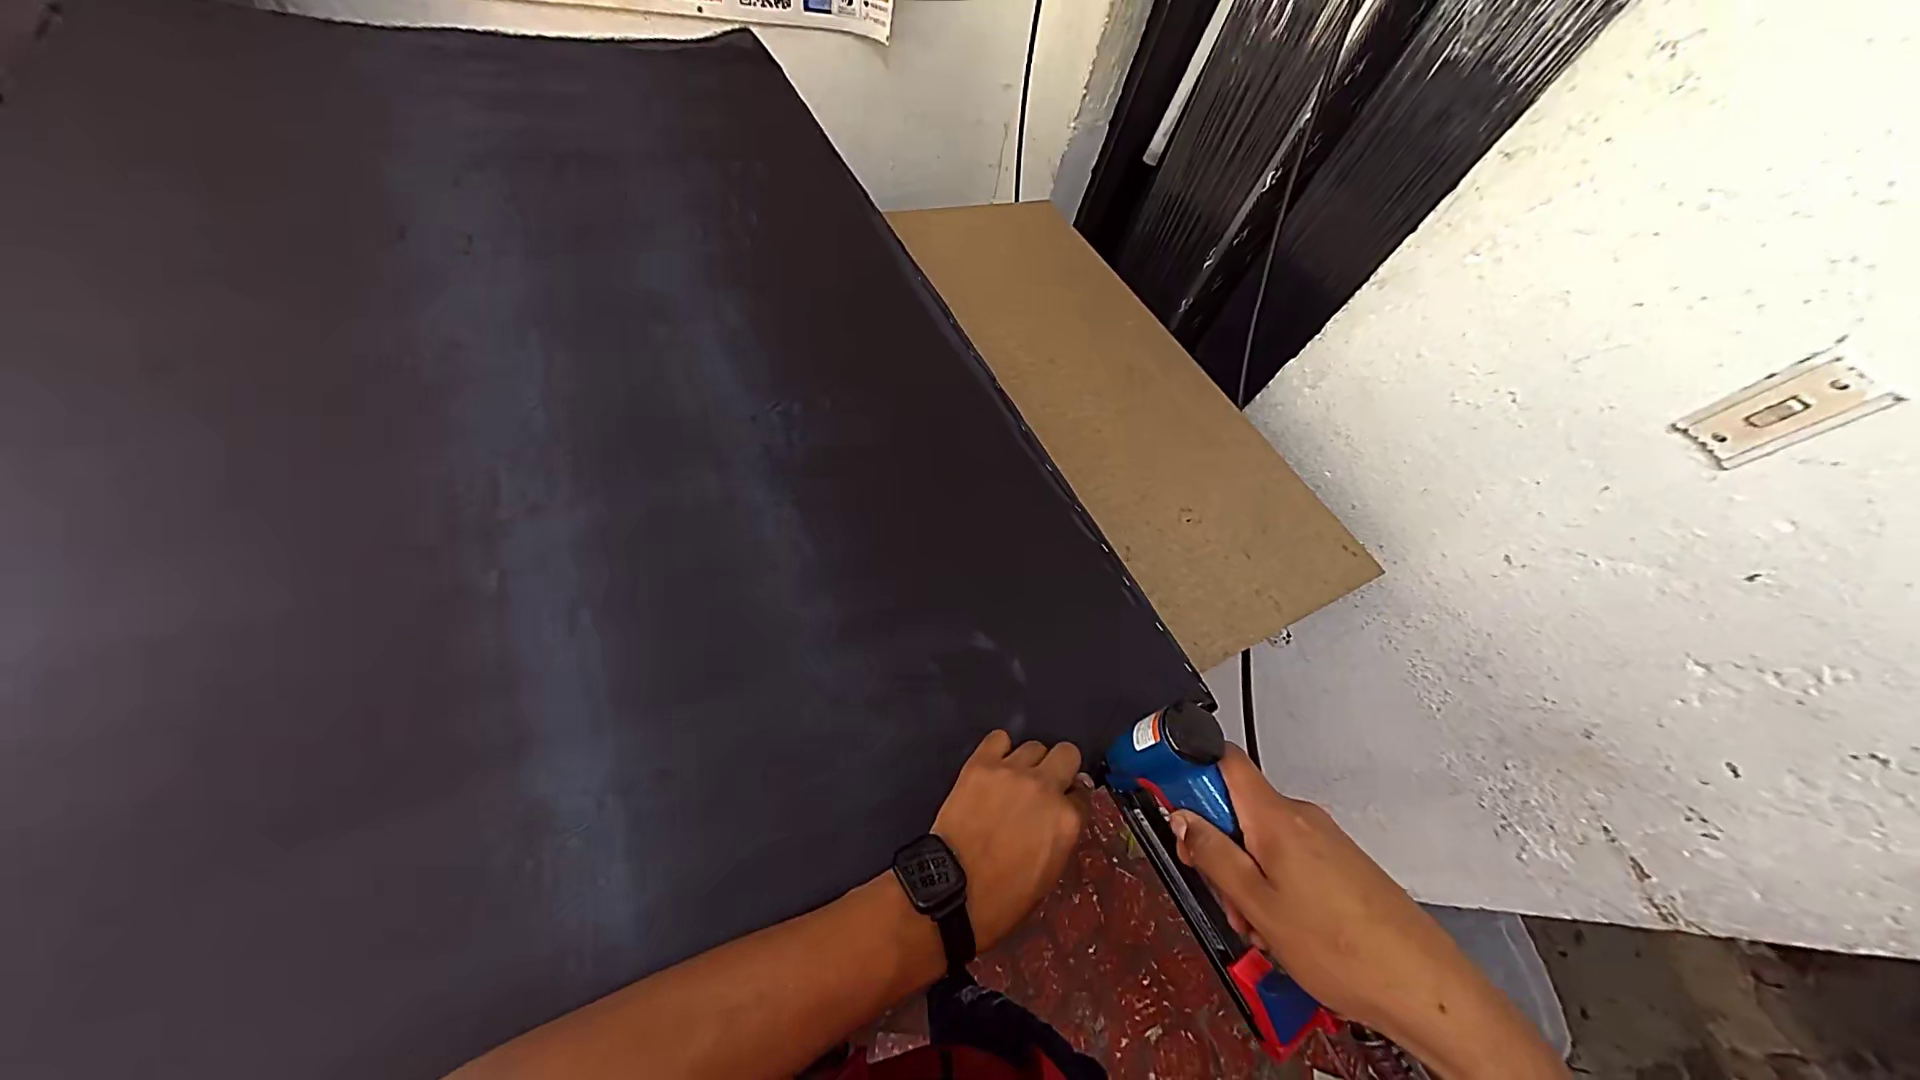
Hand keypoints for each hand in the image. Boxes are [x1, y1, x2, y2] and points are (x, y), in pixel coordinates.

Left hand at [930, 730, 1089, 950]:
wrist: (953, 890)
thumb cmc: (1005, 895)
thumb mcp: (1051, 871)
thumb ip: (1062, 833)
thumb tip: (1064, 810)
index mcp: (1067, 820)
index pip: (1083, 793)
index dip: (1071, 800)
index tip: (1062, 805)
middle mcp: (1044, 788)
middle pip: (1067, 753)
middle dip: (1061, 768)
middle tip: (1045, 786)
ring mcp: (1012, 772)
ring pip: (1035, 746)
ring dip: (1029, 763)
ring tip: (1014, 781)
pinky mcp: (981, 764)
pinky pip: (999, 738)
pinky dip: (1000, 750)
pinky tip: (994, 767)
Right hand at [1170, 747, 1566, 1079]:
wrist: (1426, 989)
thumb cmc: (1345, 950)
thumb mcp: (1256, 905)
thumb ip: (1212, 854)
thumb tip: (1183, 819)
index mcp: (1275, 817)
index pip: (1222, 759)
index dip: (1188, 766)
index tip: (1166, 788)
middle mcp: (1300, 816)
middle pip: (1235, 804)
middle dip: (1215, 841)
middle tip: (1218, 886)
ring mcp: (1321, 838)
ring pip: (1259, 836)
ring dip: (1243, 870)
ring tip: (1256, 921)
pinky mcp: (1337, 861)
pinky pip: (1285, 854)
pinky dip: (1270, 880)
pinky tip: (1279, 925)